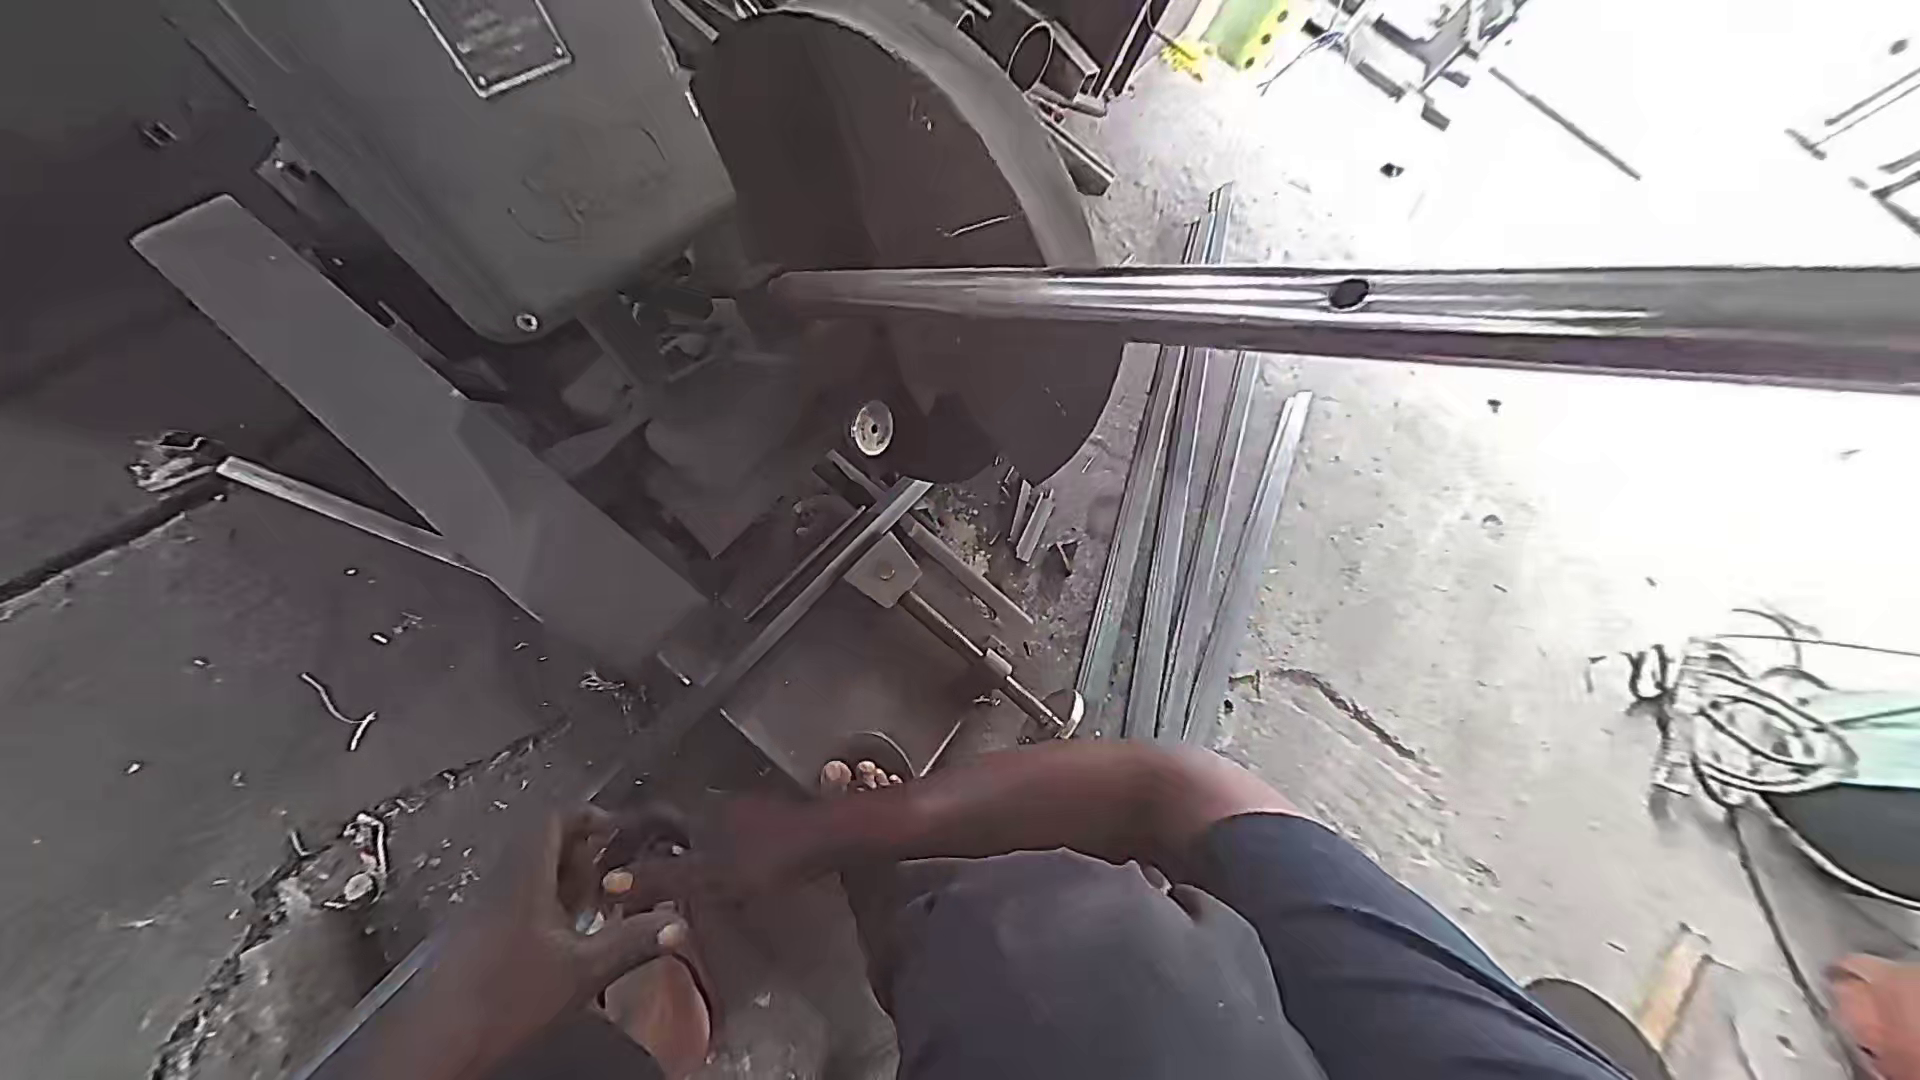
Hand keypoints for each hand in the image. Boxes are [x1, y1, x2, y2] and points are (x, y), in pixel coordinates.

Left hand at [373, 807, 687, 1079]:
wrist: (428, 1058)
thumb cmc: (501, 1004)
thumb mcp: (581, 971)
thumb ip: (632, 941)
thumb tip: (677, 924)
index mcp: (523, 880)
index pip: (553, 819)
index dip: (588, 815)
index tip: (615, 829)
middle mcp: (498, 887)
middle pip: (544, 844)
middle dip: (584, 853)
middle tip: (611, 871)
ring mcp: (481, 914)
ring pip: (530, 874)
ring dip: (566, 881)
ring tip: (592, 905)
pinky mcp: (472, 941)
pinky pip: (517, 901)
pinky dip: (546, 905)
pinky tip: (562, 937)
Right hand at [612, 795, 834, 906]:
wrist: (825, 836)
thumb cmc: (767, 858)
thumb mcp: (710, 876)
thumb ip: (662, 878)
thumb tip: (610, 883)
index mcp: (696, 811)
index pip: (645, 819)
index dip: (619, 840)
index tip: (599, 865)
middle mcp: (714, 801)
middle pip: (667, 821)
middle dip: (643, 847)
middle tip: (625, 878)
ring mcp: (740, 806)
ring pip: (692, 826)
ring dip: (672, 849)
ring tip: (658, 878)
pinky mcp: (761, 817)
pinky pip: (714, 831)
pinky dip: (698, 849)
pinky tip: (704, 870)